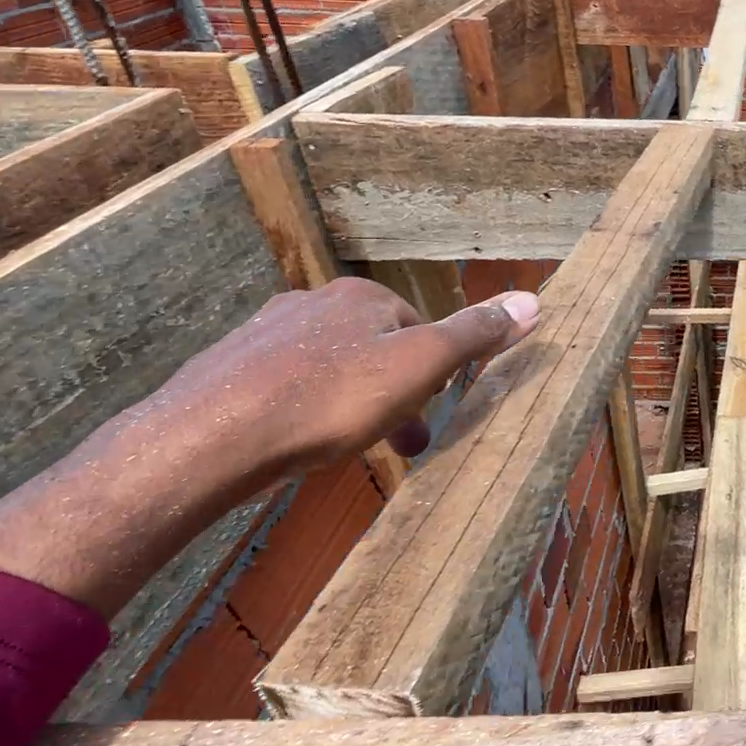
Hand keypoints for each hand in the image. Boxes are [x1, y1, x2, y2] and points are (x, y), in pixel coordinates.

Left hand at [0, 277, 541, 621]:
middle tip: (407, 442)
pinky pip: (290, 387)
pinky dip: (310, 412)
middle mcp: (312, 303)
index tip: (434, 408)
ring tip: (359, 449)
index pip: (418, 326)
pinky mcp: (230, 370)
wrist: (212, 436)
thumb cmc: (332, 397)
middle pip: (376, 348)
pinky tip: (305, 443)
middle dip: (397, 392)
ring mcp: (265, 334)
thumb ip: (475, 335)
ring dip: (356, 405)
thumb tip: (534, 301)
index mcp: (361, 297)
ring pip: (333, 368)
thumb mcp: (422, 366)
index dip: (434, 369)